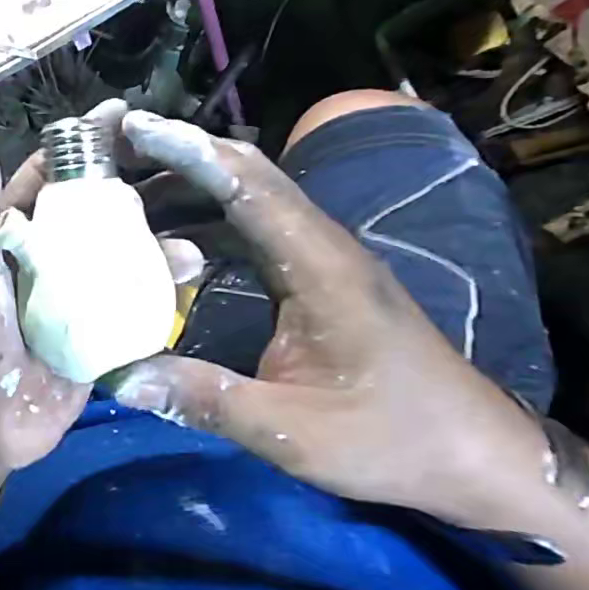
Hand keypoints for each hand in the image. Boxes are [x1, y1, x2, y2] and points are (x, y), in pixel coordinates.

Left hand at [0, 102, 202, 499]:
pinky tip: (188, 278)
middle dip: (127, 191)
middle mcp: (40, 263)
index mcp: (4, 241)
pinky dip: (157, 292)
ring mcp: (70, 301)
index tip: (120, 117)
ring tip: (185, 244)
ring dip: (151, 245)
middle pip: (89, 215)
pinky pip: (130, 308)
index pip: (42, 181)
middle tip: (179, 168)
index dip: (75, 148)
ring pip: (117, 259)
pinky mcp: (94, 338)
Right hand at [109, 111, 550, 530]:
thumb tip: (117, 378)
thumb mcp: (293, 433)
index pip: (248, 188)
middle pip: (245, 175)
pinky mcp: (312, 280)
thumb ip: (203, 400)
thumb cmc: (395, 440)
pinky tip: (163, 245)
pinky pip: (246, 232)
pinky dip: (199, 223)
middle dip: (176, 155)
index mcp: (321, 268)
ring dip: (184, 187)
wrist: (478, 458)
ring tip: (121, 192)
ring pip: (245, 199)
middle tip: (111, 153)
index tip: (130, 131)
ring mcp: (319, 261)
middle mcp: (321, 247)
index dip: (187, 152)